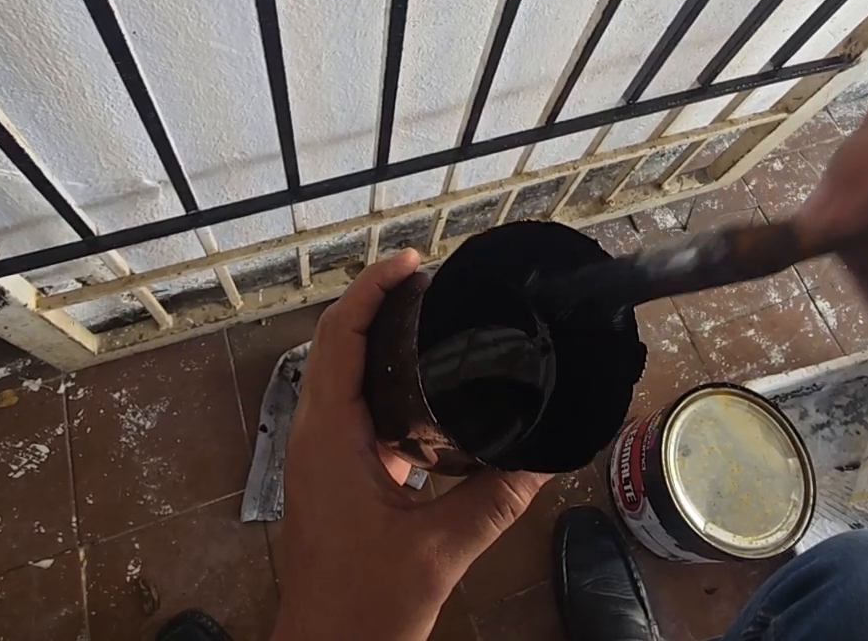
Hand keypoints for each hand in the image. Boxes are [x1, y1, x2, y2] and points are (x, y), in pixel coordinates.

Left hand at [271, 249, 551, 640]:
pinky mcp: (340, 468)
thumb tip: (548, 454)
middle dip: (377, 300)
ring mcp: (326, 450)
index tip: (413, 261)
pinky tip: (431, 380)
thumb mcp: (438, 551)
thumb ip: (495, 499)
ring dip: (380, 334)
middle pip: (337, 340)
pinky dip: (389, 377)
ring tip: (433, 312)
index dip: (371, 289)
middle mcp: (319, 430)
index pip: (338, 335)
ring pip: (346, 369)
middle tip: (430, 279)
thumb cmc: (364, 607)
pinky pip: (361, 402)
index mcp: (329, 435)